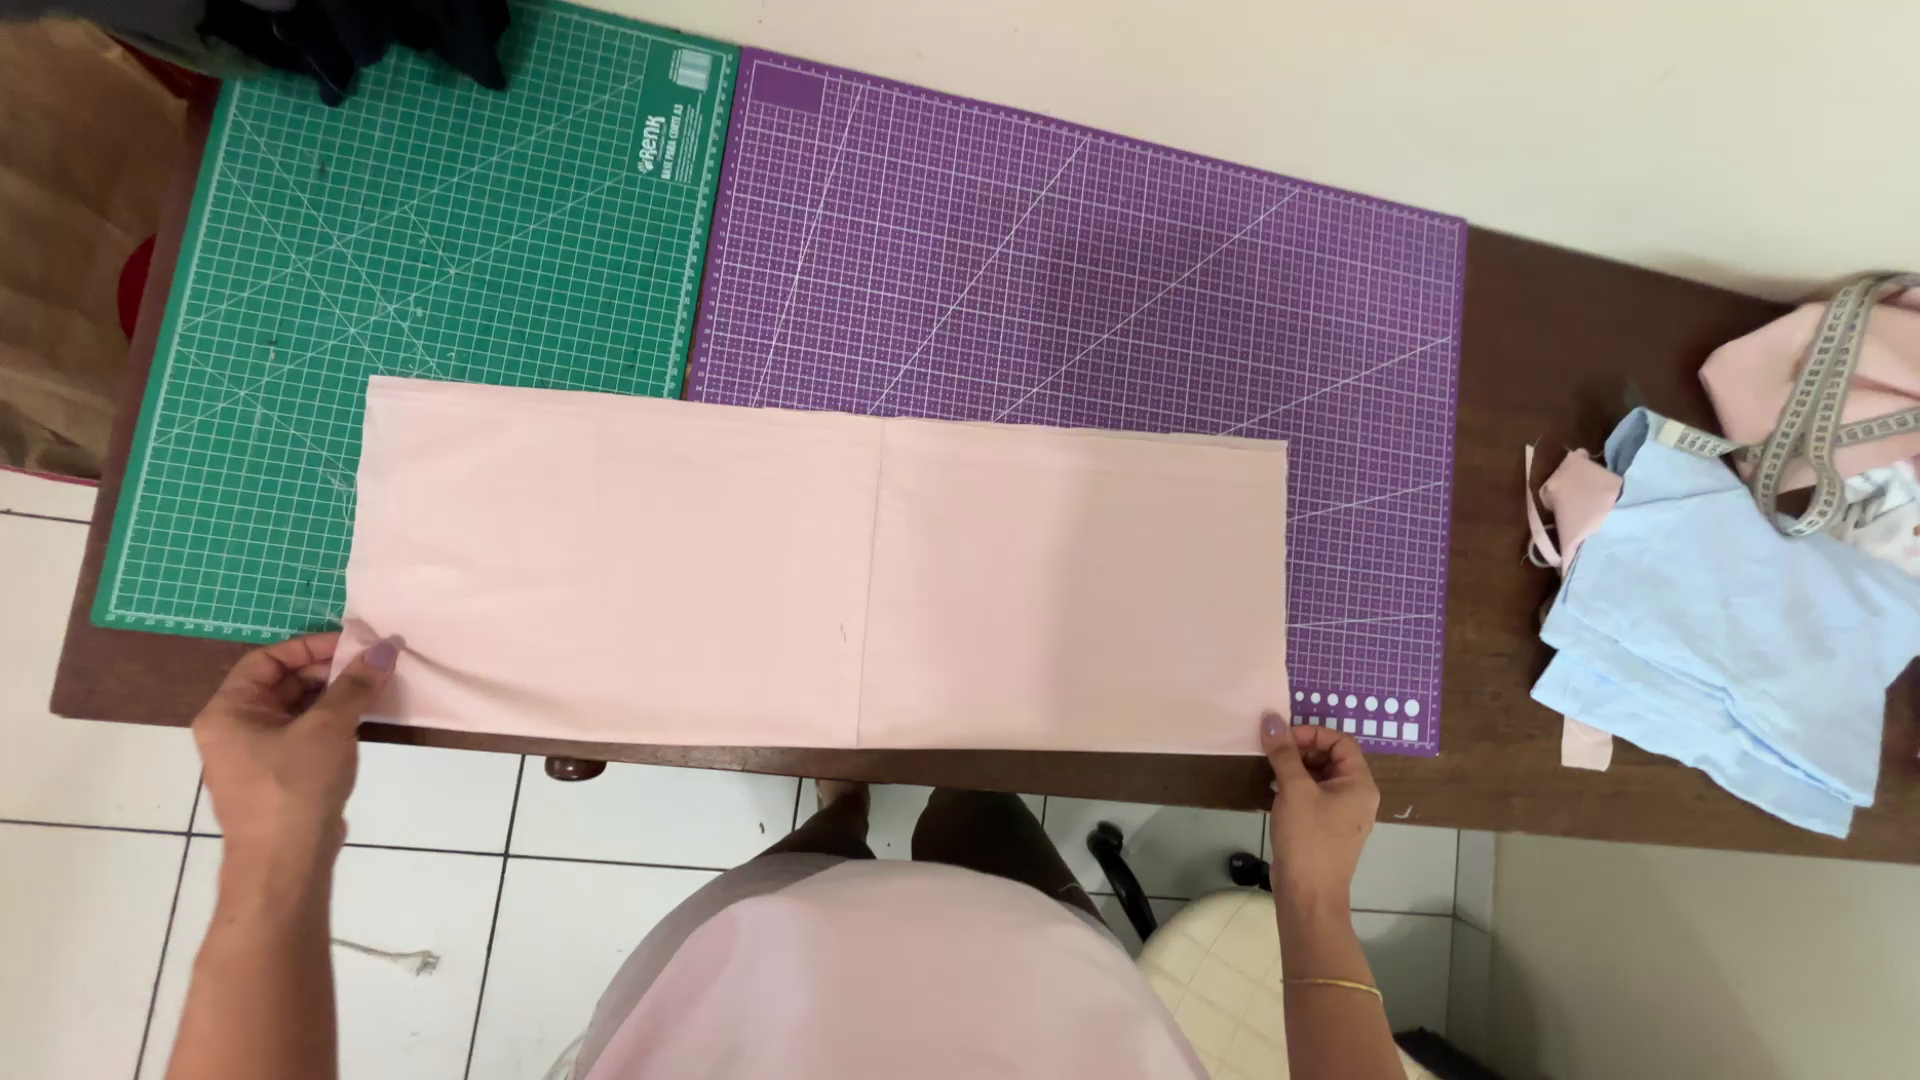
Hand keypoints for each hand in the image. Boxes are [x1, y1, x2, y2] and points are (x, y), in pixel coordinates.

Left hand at [192, 633, 397, 862]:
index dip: (310, 647)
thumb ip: (356, 685)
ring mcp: (257, 751)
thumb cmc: (294, 784)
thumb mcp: (328, 727)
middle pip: (283, 682)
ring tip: (378, 687)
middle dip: (330, 670)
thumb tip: (385, 649)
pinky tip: (366, 716)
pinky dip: (335, 717)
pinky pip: (307, 729)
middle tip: (374, 666)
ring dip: (338, 694)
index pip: (267, 660)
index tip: (355, 646)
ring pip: (299, 706)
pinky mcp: (280, 770)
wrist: (285, 856)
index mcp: (229, 712)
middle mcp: (235, 727)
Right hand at [1261, 711, 1379, 915]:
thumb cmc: (1308, 838)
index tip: (1282, 739)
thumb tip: (1271, 718)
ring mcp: (1342, 813)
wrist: (1309, 894)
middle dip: (1301, 749)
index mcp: (1359, 784)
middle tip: (1273, 752)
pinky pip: (1312, 793)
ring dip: (1294, 766)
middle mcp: (1356, 796)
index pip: (1341, 742)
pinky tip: (1273, 789)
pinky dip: (1294, 785)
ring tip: (1270, 769)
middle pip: (1331, 756)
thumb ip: (1283, 752)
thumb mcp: (1294, 789)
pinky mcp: (1326, 826)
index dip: (1311, 734)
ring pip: (1319, 775)